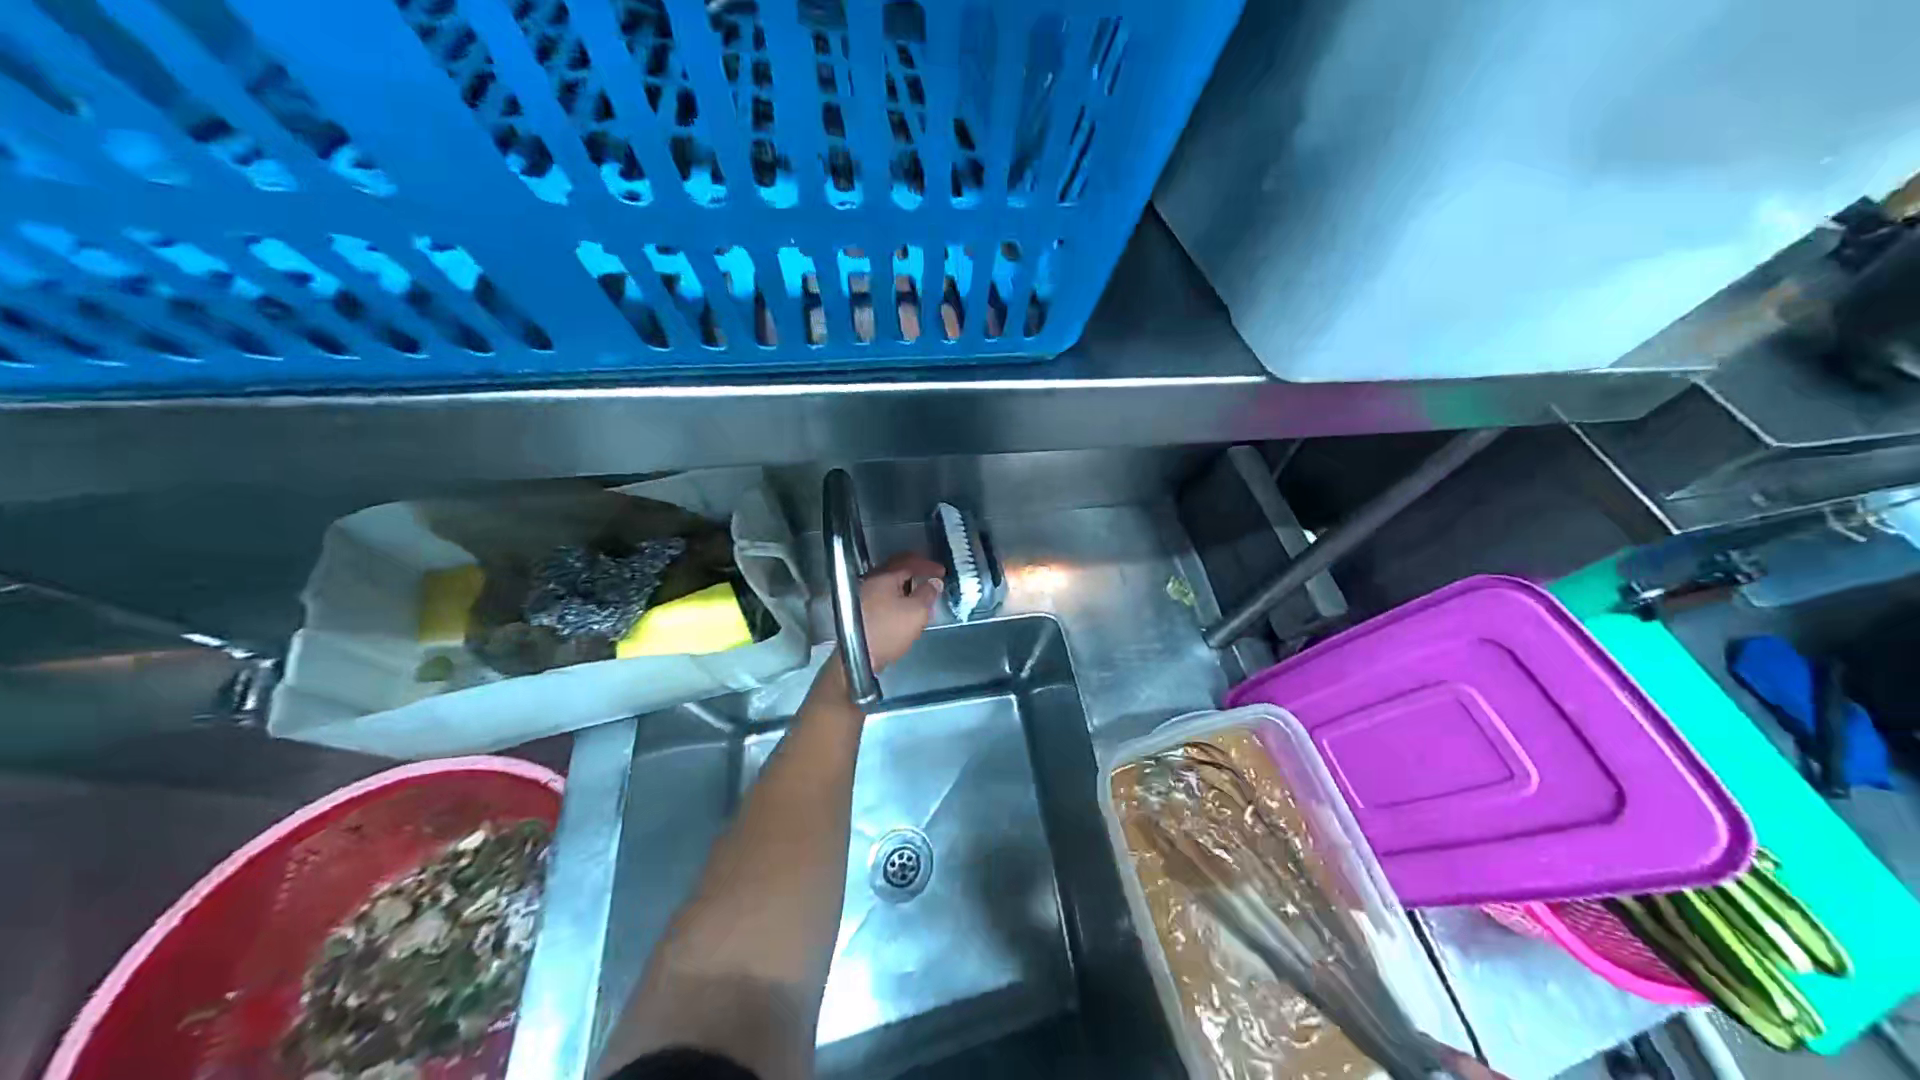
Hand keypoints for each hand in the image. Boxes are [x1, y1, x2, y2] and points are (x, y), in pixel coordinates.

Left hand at [856, 552, 943, 671]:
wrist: (857, 657)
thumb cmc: (889, 630)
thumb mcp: (916, 612)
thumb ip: (928, 594)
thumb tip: (934, 582)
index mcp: (883, 576)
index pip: (909, 562)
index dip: (928, 565)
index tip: (942, 572)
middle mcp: (870, 581)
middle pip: (897, 571)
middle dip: (917, 574)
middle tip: (933, 581)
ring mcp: (863, 596)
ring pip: (890, 585)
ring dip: (908, 588)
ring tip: (923, 598)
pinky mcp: (861, 612)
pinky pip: (884, 597)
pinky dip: (899, 599)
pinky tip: (906, 610)